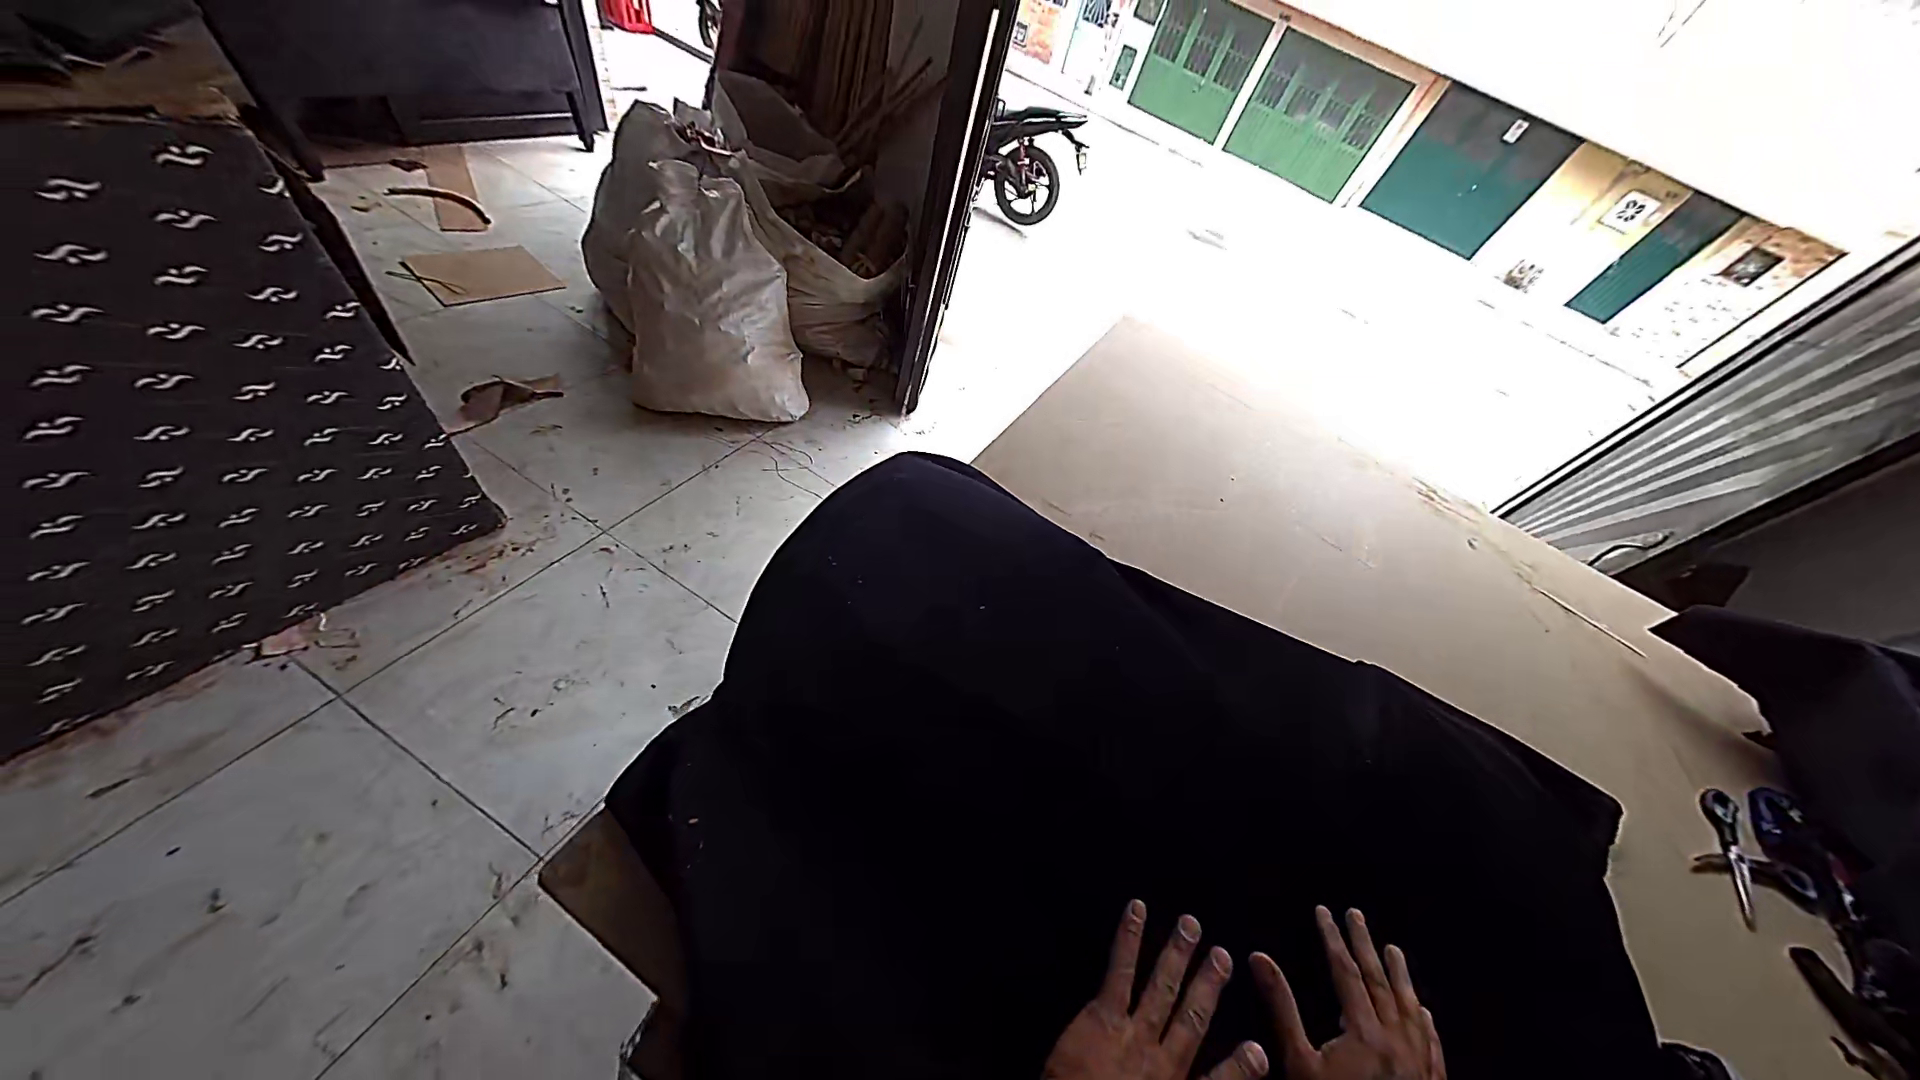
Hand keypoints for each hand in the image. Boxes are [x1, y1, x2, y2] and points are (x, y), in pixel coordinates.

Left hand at [1044, 900, 1269, 1079]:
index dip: (1239, 1068)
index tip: (1260, 1050)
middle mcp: (1160, 1061)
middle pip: (1192, 1017)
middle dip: (1208, 984)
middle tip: (1223, 952)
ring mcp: (1133, 1034)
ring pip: (1163, 986)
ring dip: (1178, 954)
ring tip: (1191, 924)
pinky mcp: (1103, 1015)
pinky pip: (1121, 970)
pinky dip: (1130, 937)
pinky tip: (1138, 910)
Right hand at [1250, 907, 1444, 1079]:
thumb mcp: (1298, 1063)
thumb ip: (1281, 1006)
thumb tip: (1258, 955)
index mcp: (1366, 1033)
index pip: (1346, 971)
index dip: (1332, 938)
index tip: (1323, 911)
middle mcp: (1398, 1042)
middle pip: (1381, 983)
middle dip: (1365, 944)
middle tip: (1355, 914)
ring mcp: (1420, 1067)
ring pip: (1410, 1010)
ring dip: (1399, 976)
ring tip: (1392, 949)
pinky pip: (1431, 1046)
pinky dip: (1423, 1021)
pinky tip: (1423, 1013)